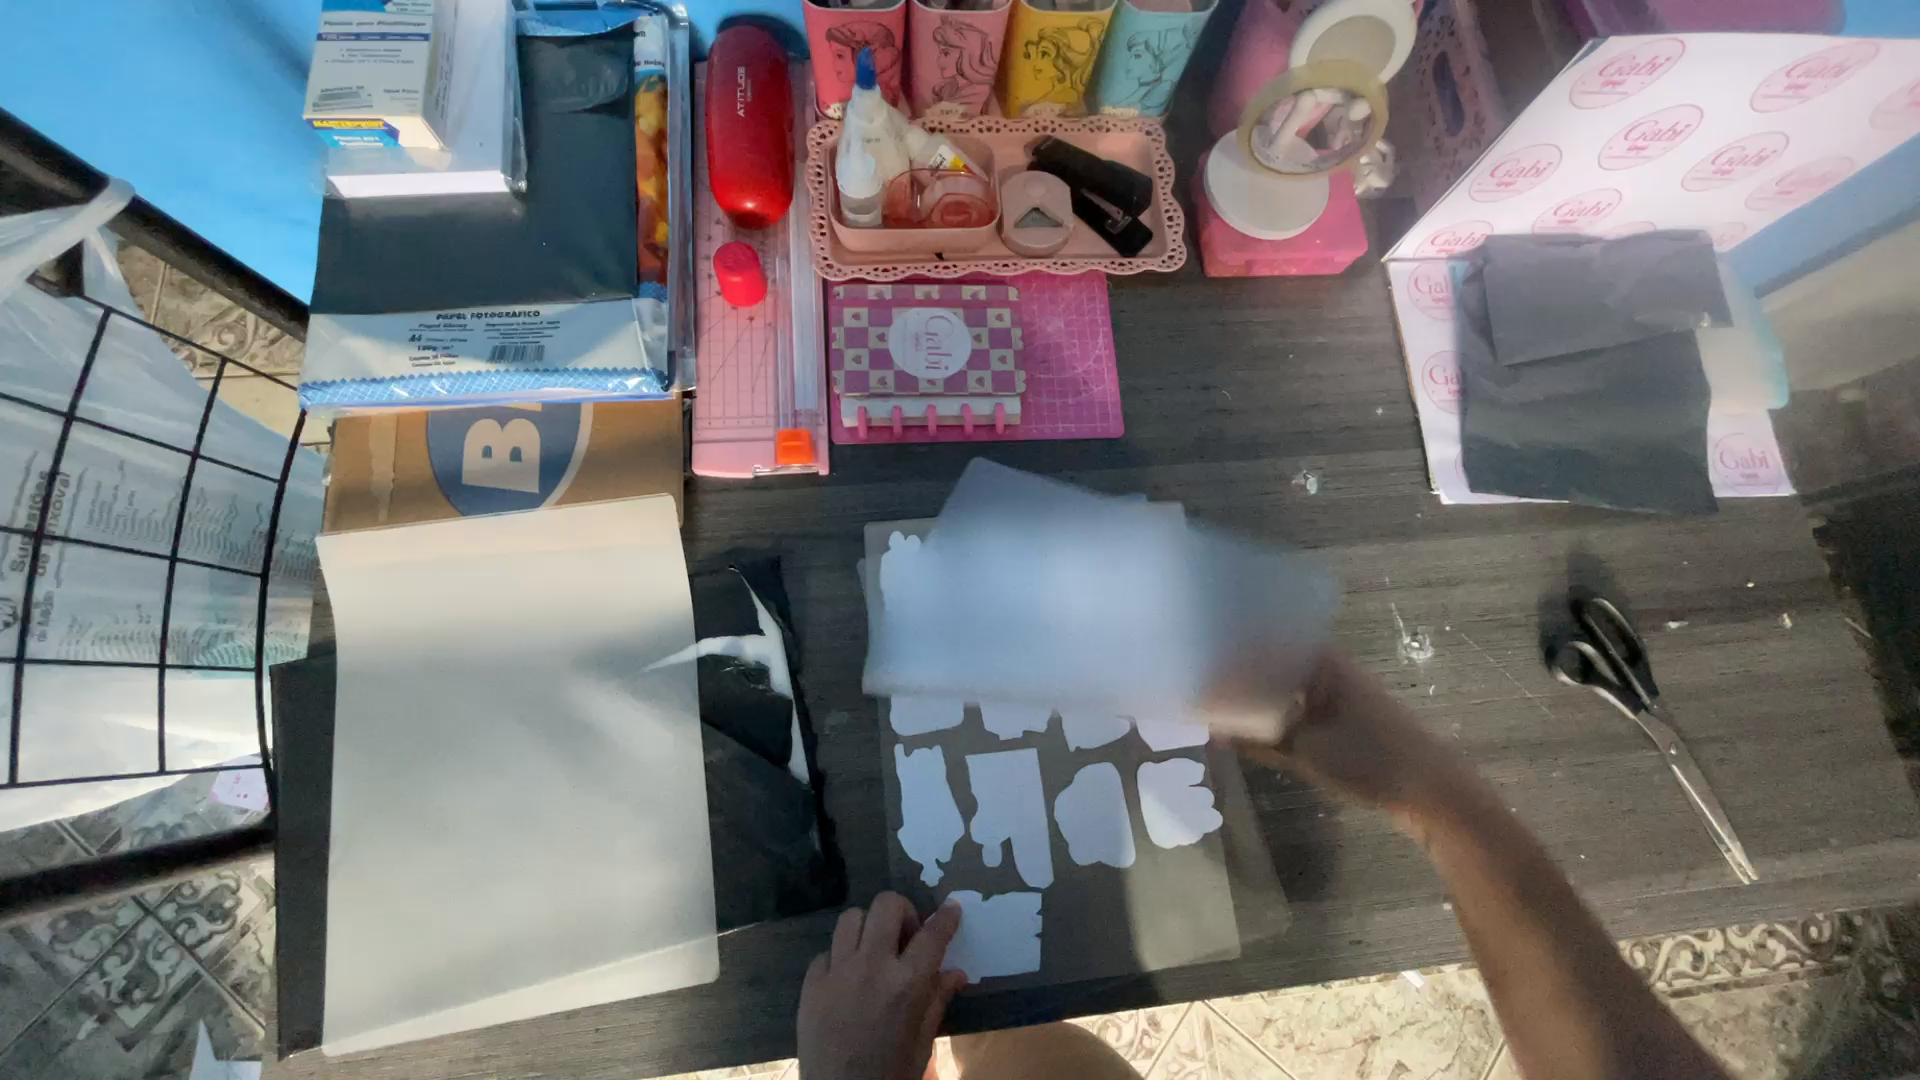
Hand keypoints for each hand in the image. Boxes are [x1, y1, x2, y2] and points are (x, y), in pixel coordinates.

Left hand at [798, 892, 966, 1079]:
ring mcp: (837, 973)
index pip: (932, 934)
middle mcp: (872, 968)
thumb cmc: (890, 1076)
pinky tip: (846, 979)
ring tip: (873, 950)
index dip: (946, 916)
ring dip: (868, 928)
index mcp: (906, 984)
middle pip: (886, 905)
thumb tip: (957, 973)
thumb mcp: (922, 1043)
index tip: (951, 907)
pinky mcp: (811, 985)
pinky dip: (840, 958)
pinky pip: (827, 952)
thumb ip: (937, 1000)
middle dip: (902, 911)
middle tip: (905, 935)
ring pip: (851, 918)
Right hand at [1227, 649, 1476, 823]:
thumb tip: (1211, 730)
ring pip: (1288, 682)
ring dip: (1259, 690)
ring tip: (1219, 695)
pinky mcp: (1345, 716)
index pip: (1272, 636)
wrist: (1435, 794)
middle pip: (1277, 659)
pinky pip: (1300, 702)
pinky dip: (1277, 708)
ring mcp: (1340, 692)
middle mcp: (1331, 670)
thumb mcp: (1306, 752)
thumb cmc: (1372, 761)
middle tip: (1202, 674)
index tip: (1204, 645)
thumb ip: (1256, 740)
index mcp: (1324, 663)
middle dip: (1243, 668)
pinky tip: (1253, 721)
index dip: (1238, 639)